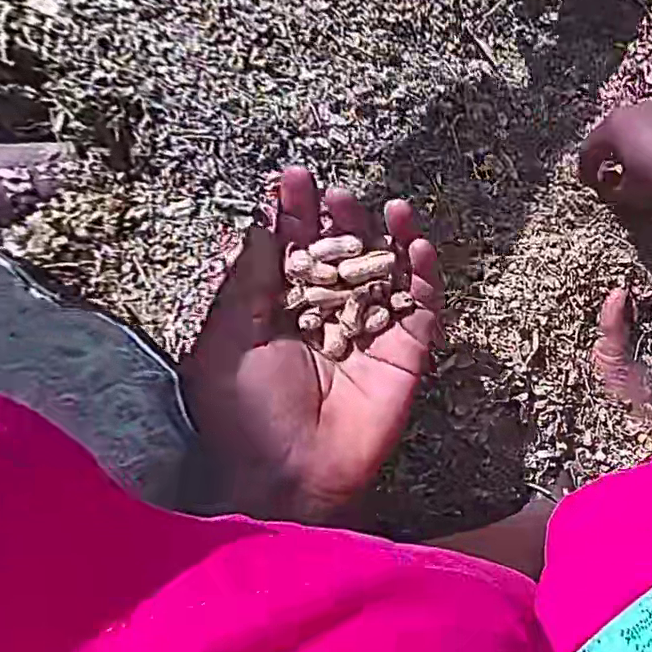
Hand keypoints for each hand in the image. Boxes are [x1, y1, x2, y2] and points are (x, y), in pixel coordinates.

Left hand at [177, 168, 442, 524]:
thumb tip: (259, 223)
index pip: (294, 248)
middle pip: (343, 253)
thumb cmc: (247, 411)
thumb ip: (248, 280)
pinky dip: (423, 276)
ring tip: (387, 207)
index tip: (293, 177)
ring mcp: (371, 331)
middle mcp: (329, 313)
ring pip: (386, 273)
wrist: (288, 475)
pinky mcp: (405, 352)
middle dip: (341, 220)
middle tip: (337, 194)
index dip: (295, 213)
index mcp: (283, 308)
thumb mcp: (228, 339)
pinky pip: (421, 308)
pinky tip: (415, 246)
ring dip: (389, 238)